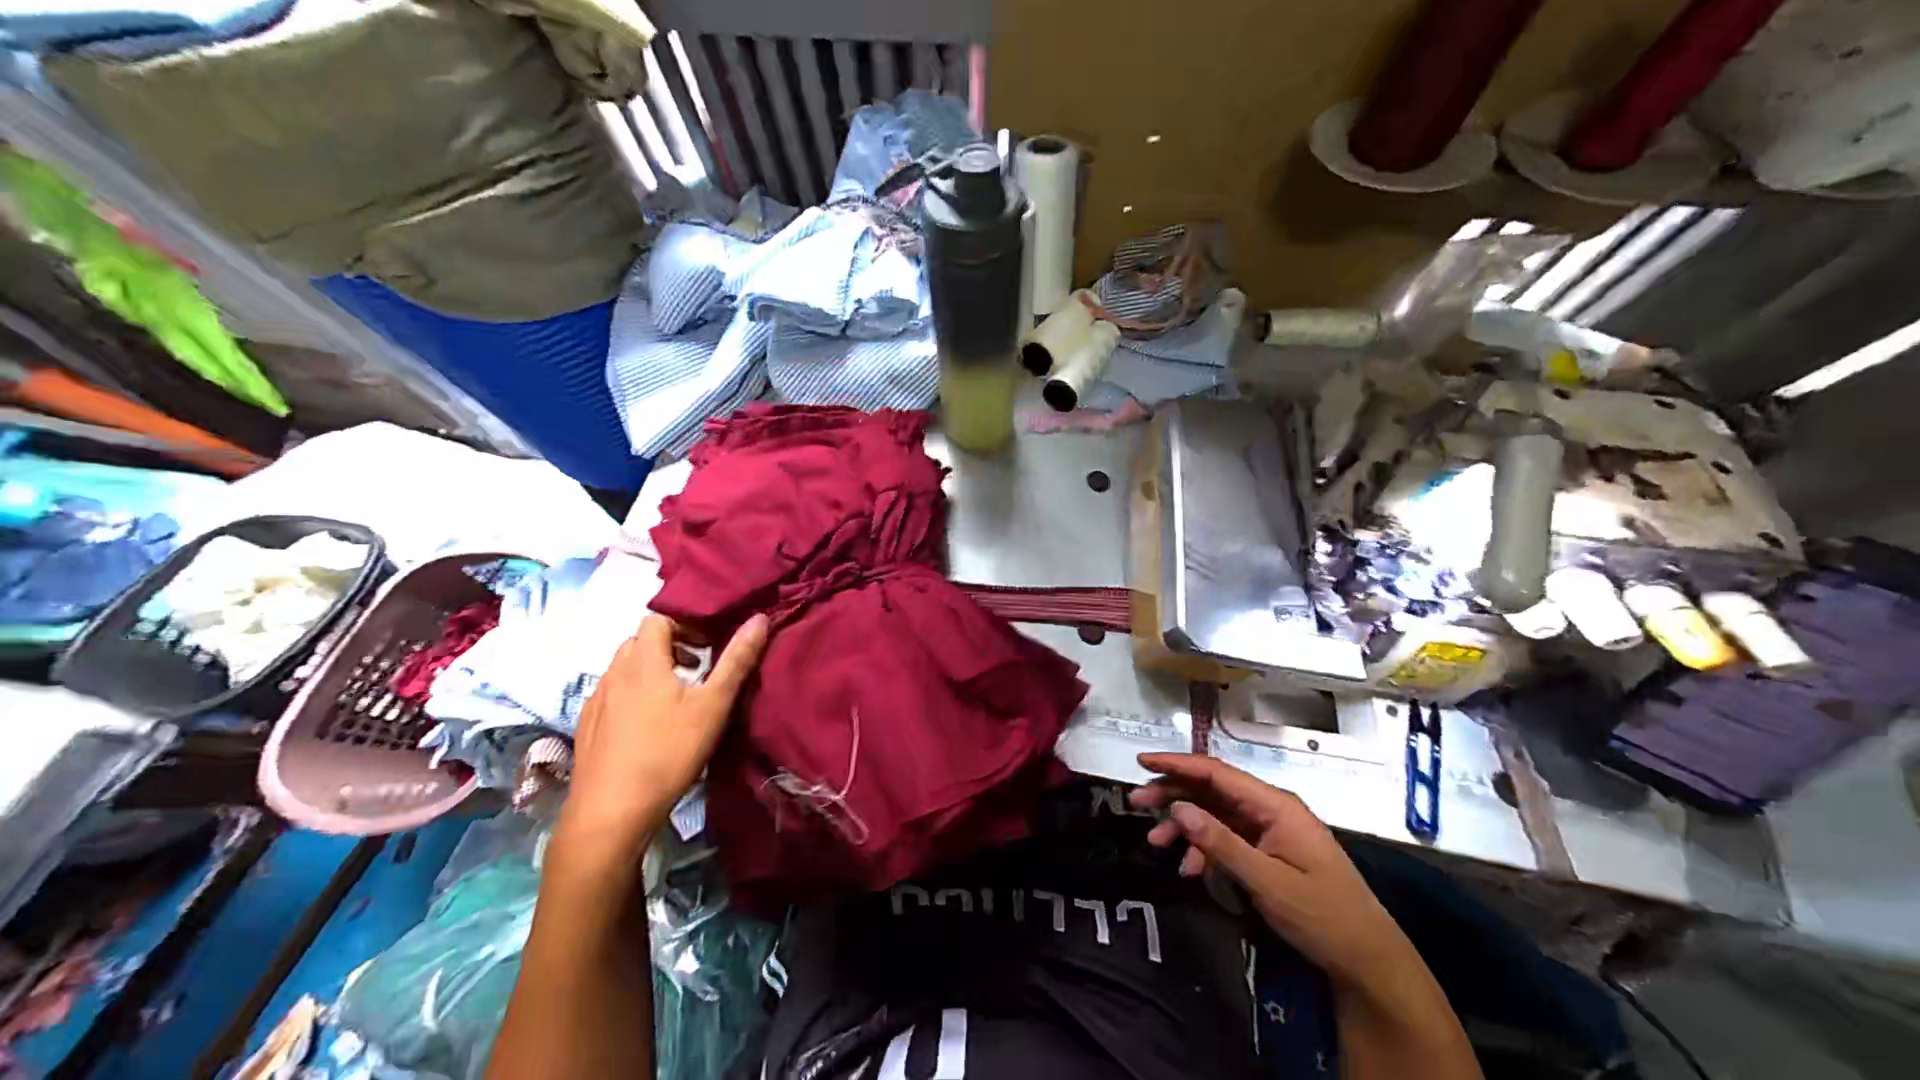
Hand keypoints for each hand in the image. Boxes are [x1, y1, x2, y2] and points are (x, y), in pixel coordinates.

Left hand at [556, 613, 769, 863]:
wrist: (612, 811)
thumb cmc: (668, 751)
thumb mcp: (713, 705)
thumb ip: (736, 660)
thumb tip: (759, 618)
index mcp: (643, 661)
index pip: (657, 619)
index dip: (683, 625)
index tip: (707, 645)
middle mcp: (614, 673)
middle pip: (639, 642)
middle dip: (669, 646)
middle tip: (697, 668)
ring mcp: (596, 701)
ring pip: (624, 669)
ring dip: (650, 670)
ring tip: (676, 697)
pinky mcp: (587, 727)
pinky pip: (611, 695)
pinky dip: (631, 695)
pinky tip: (648, 725)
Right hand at [1131, 753, 1423, 995]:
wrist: (1366, 959)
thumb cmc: (1322, 915)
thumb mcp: (1267, 881)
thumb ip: (1220, 843)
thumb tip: (1178, 808)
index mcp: (1275, 805)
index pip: (1217, 773)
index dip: (1177, 763)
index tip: (1142, 762)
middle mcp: (1269, 809)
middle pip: (1211, 790)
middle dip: (1173, 794)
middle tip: (1137, 805)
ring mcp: (1268, 829)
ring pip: (1214, 814)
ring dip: (1184, 826)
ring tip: (1155, 844)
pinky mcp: (1267, 850)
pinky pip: (1226, 838)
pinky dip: (1203, 849)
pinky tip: (1189, 869)